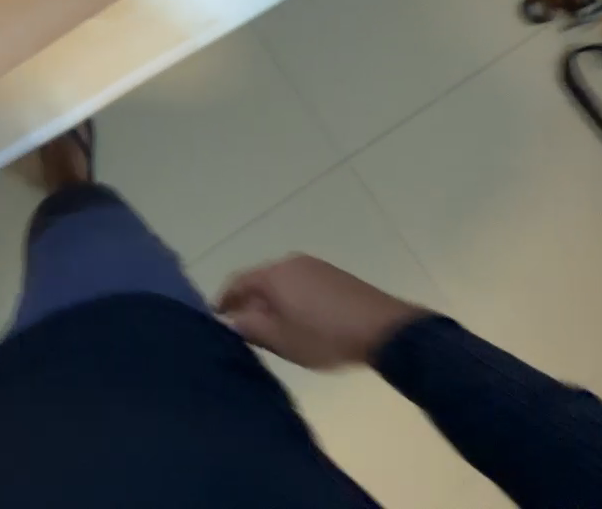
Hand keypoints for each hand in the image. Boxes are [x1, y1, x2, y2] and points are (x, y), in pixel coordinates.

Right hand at [215, 255, 426, 370]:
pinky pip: (300, 283)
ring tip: (273, 327)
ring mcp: (313, 265)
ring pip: (281, 282)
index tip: (216, 318)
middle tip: (244, 327)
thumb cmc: (325, 336)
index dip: (223, 300)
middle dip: (249, 302)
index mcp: (271, 274)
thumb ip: (250, 328)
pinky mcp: (333, 274)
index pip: (236, 282)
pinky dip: (292, 299)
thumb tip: (229, 320)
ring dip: (272, 301)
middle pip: (258, 280)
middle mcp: (288, 262)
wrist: (386, 329)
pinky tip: (300, 319)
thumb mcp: (282, 340)